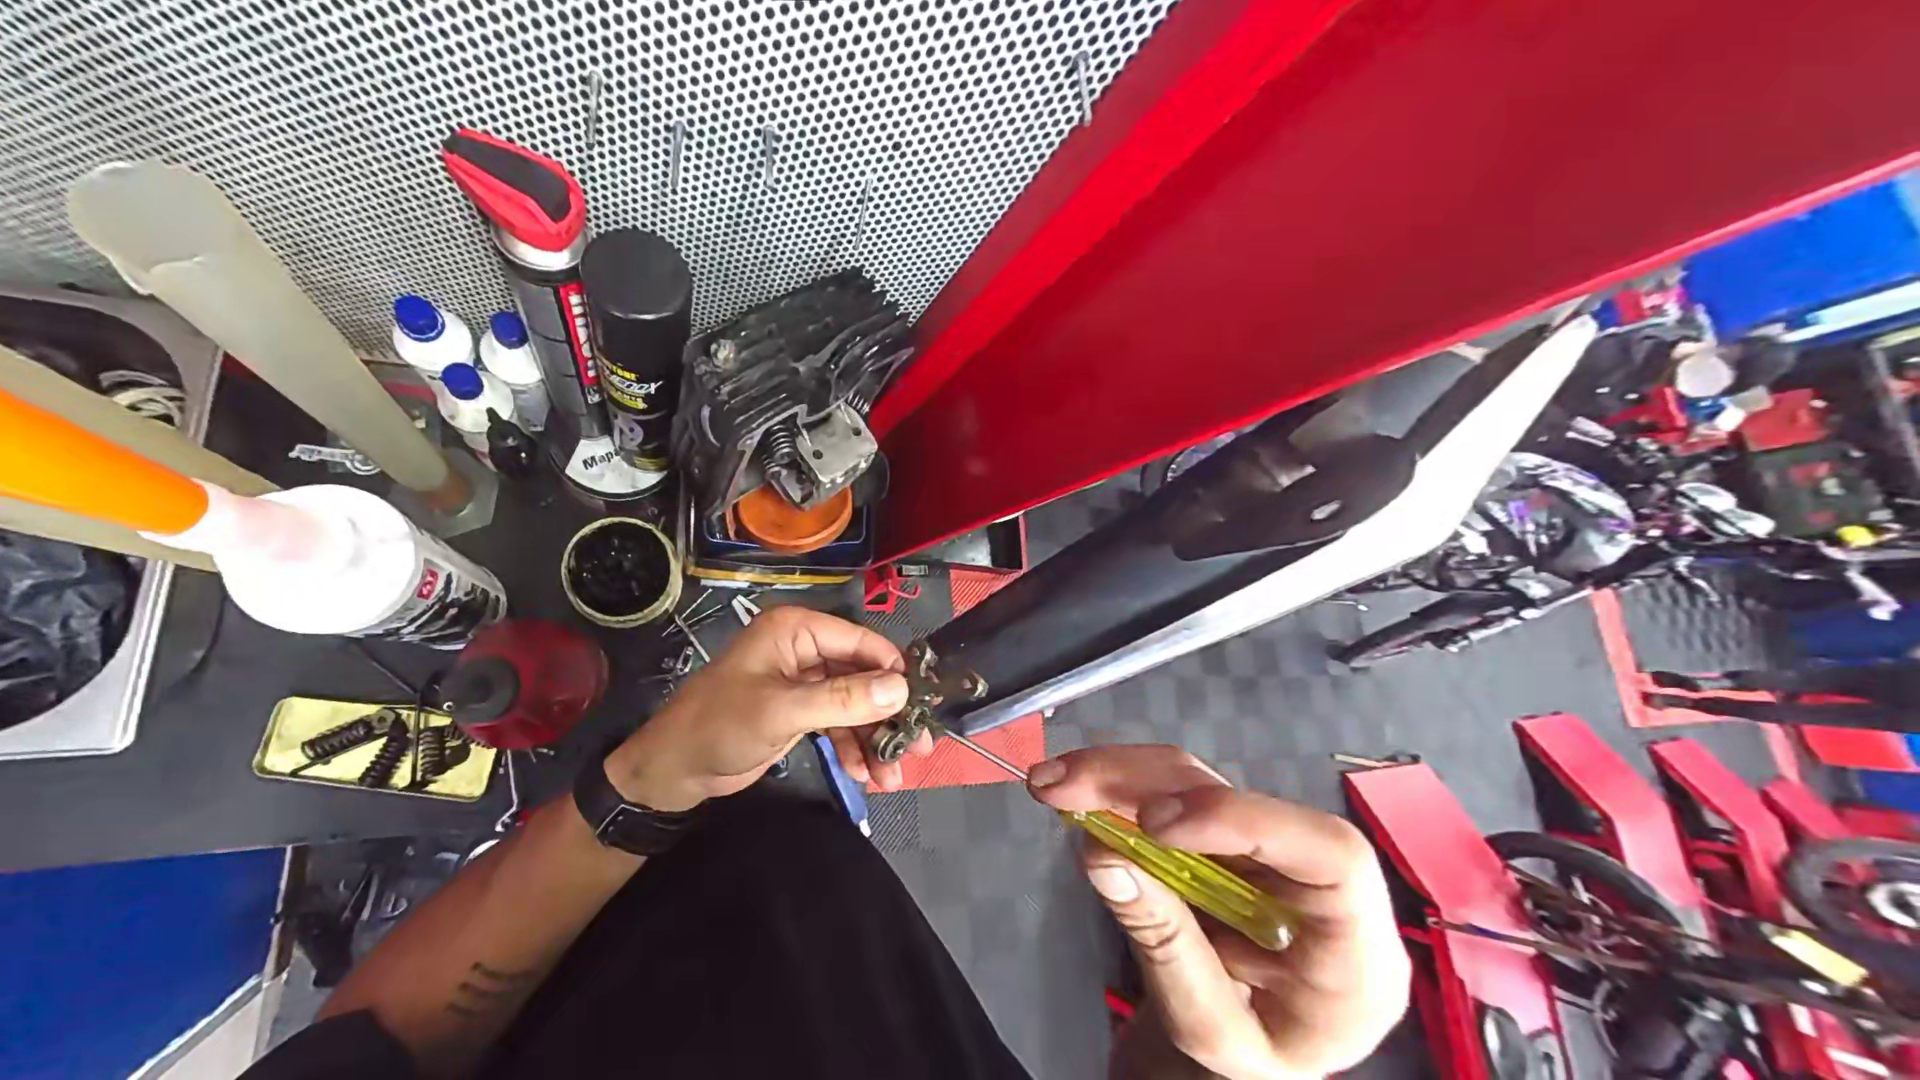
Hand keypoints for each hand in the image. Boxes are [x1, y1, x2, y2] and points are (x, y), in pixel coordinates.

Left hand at [605, 607, 928, 810]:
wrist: (674, 770)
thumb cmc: (721, 725)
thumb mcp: (784, 710)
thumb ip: (843, 699)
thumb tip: (900, 690)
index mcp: (797, 631)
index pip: (861, 642)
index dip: (892, 672)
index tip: (922, 705)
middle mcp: (804, 650)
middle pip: (863, 676)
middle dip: (888, 715)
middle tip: (917, 747)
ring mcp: (803, 683)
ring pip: (855, 705)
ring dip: (874, 739)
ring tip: (893, 775)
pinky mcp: (800, 711)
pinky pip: (839, 724)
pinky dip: (853, 747)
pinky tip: (865, 774)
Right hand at [1027, 745, 1408, 1079]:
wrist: (1230, 1055)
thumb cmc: (1241, 1062)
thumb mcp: (1208, 1030)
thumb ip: (1165, 945)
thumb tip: (1102, 852)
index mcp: (1353, 946)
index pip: (1329, 854)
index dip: (1242, 821)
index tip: (1153, 823)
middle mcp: (1311, 877)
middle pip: (1238, 798)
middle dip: (1143, 785)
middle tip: (1064, 785)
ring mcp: (1261, 848)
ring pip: (1194, 781)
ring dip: (1116, 775)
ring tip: (1050, 782)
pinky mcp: (1217, 833)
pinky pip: (1169, 793)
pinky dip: (1115, 787)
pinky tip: (1071, 789)